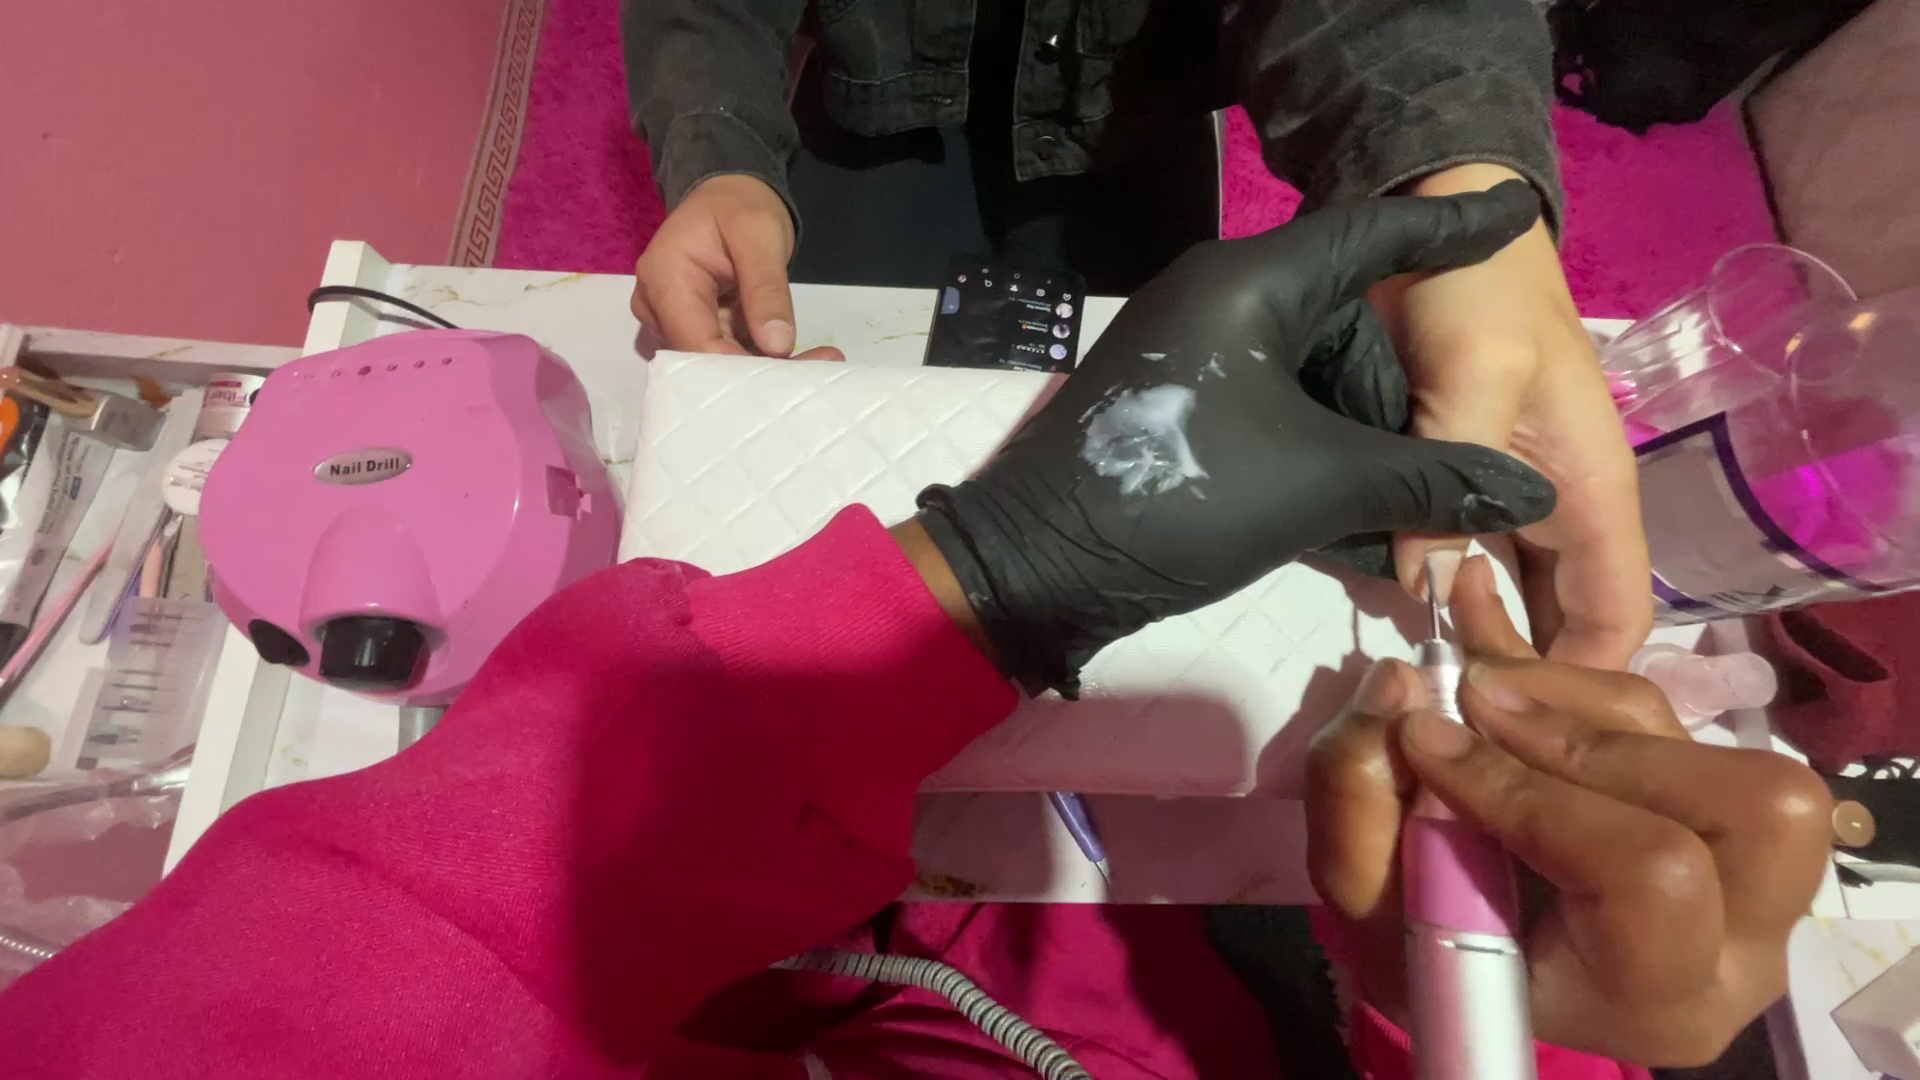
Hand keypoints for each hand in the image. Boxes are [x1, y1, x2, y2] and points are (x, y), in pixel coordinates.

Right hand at [631, 174, 844, 359]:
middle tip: (823, 366)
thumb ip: (766, 288)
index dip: (743, 368)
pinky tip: (808, 357)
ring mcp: (674, 323)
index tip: (796, 374)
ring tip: (823, 360)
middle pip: (706, 360)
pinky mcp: (696, 330)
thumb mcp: (760, 235)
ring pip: (719, 364)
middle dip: (762, 372)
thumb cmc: (740, 207)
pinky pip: (728, 355)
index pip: (698, 345)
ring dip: (770, 368)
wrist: (728, 197)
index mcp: (664, 280)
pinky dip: (765, 359)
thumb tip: (777, 346)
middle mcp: (658, 309)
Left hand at [913, 184, 1557, 694]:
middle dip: (1406, 381)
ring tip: (1426, 484)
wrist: (1041, 562)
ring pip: (1303, 376)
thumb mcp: (1317, 485)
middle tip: (1471, 429)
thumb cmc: (1179, 500)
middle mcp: (1213, 303)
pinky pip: (1264, 412)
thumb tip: (1530, 495)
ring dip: (1362, 432)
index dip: (1451, 227)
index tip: (1519, 214)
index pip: (1372, 233)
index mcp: (1245, 282)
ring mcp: (1188, 359)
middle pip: (1342, 318)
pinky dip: (1313, 449)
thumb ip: (1427, 477)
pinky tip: (1362, 502)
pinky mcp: (1174, 411)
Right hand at [1307, 555, 1831, 1065]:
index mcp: (1647, 990)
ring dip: (1578, 701)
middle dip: (1580, 737)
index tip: (1422, 740)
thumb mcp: (1355, 885)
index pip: (1648, 875)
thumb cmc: (1412, 935)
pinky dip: (1581, 689)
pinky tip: (1509, 699)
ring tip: (1480, 693)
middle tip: (1469, 699)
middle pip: (1744, 807)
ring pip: (1719, 747)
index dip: (1525, 791)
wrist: (1467, 947)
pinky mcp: (1716, 808)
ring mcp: (1750, 872)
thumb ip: (1353, 792)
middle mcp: (1738, 937)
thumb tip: (1400, 679)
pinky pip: (1684, 724)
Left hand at [1372, 163, 1649, 667]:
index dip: (1583, 673)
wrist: (1439, 229)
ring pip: (1491, 580)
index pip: (1614, 607)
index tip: (1519, 724)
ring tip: (1407, 671)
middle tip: (1439, 708)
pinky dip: (1423, 577)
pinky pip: (1442, 543)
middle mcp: (1545, 499)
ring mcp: (1488, 489)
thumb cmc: (1475, 296)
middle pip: (1548, 608)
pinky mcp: (1437, 473)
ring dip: (1460, 623)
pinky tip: (1381, 604)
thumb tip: (1422, 585)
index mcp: (1588, 487)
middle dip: (1508, 660)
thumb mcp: (1474, 380)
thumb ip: (1452, 479)